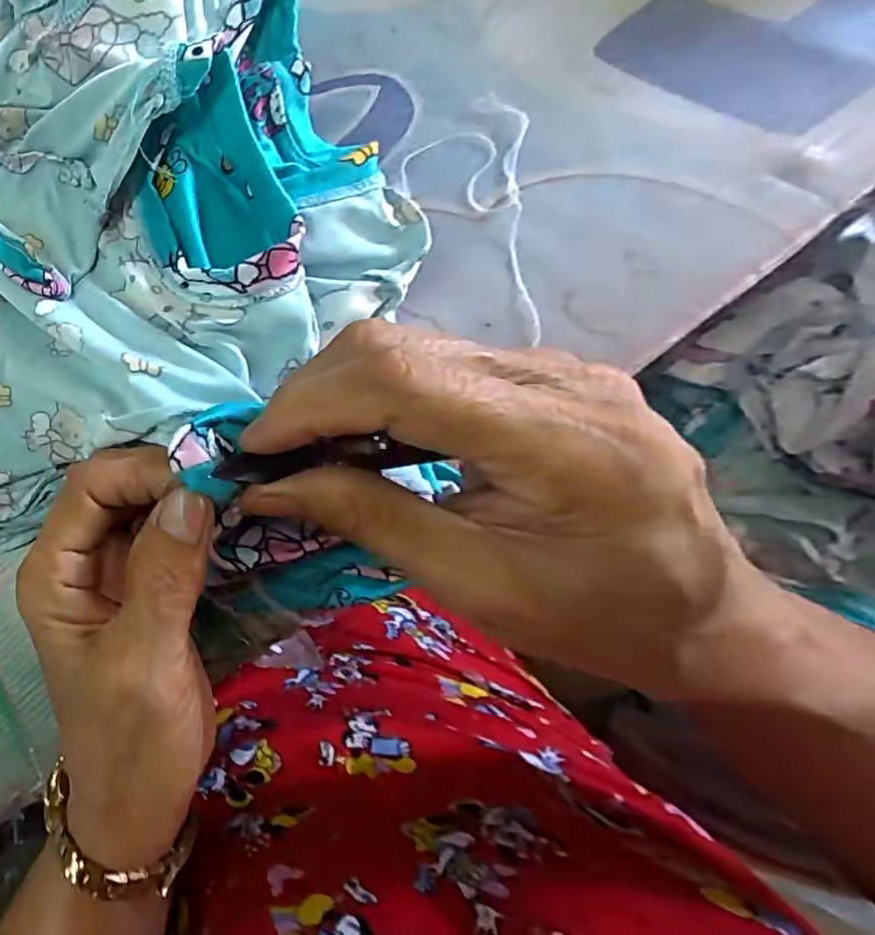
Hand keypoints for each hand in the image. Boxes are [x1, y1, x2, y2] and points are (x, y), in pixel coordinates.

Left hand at [16, 447, 213, 869]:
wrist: (135, 804)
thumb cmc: (129, 742)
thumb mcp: (145, 663)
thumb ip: (162, 578)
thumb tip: (190, 496)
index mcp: (51, 572)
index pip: (87, 489)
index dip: (141, 470)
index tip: (207, 475)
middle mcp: (71, 561)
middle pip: (111, 489)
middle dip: (164, 476)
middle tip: (230, 478)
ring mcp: (105, 572)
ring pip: (138, 507)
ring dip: (182, 494)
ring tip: (237, 490)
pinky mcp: (139, 587)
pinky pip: (162, 537)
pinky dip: (193, 523)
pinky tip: (230, 519)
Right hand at [238, 321, 784, 697]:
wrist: (704, 615)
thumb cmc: (590, 615)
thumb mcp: (468, 581)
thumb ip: (362, 517)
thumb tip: (262, 487)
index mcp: (556, 438)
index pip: (398, 380)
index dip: (307, 406)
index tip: (253, 451)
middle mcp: (555, 378)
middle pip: (388, 348)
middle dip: (306, 396)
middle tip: (271, 452)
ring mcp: (547, 366)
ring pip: (396, 343)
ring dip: (328, 389)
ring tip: (305, 444)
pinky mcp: (531, 372)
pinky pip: (419, 357)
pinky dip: (361, 390)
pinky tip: (353, 431)